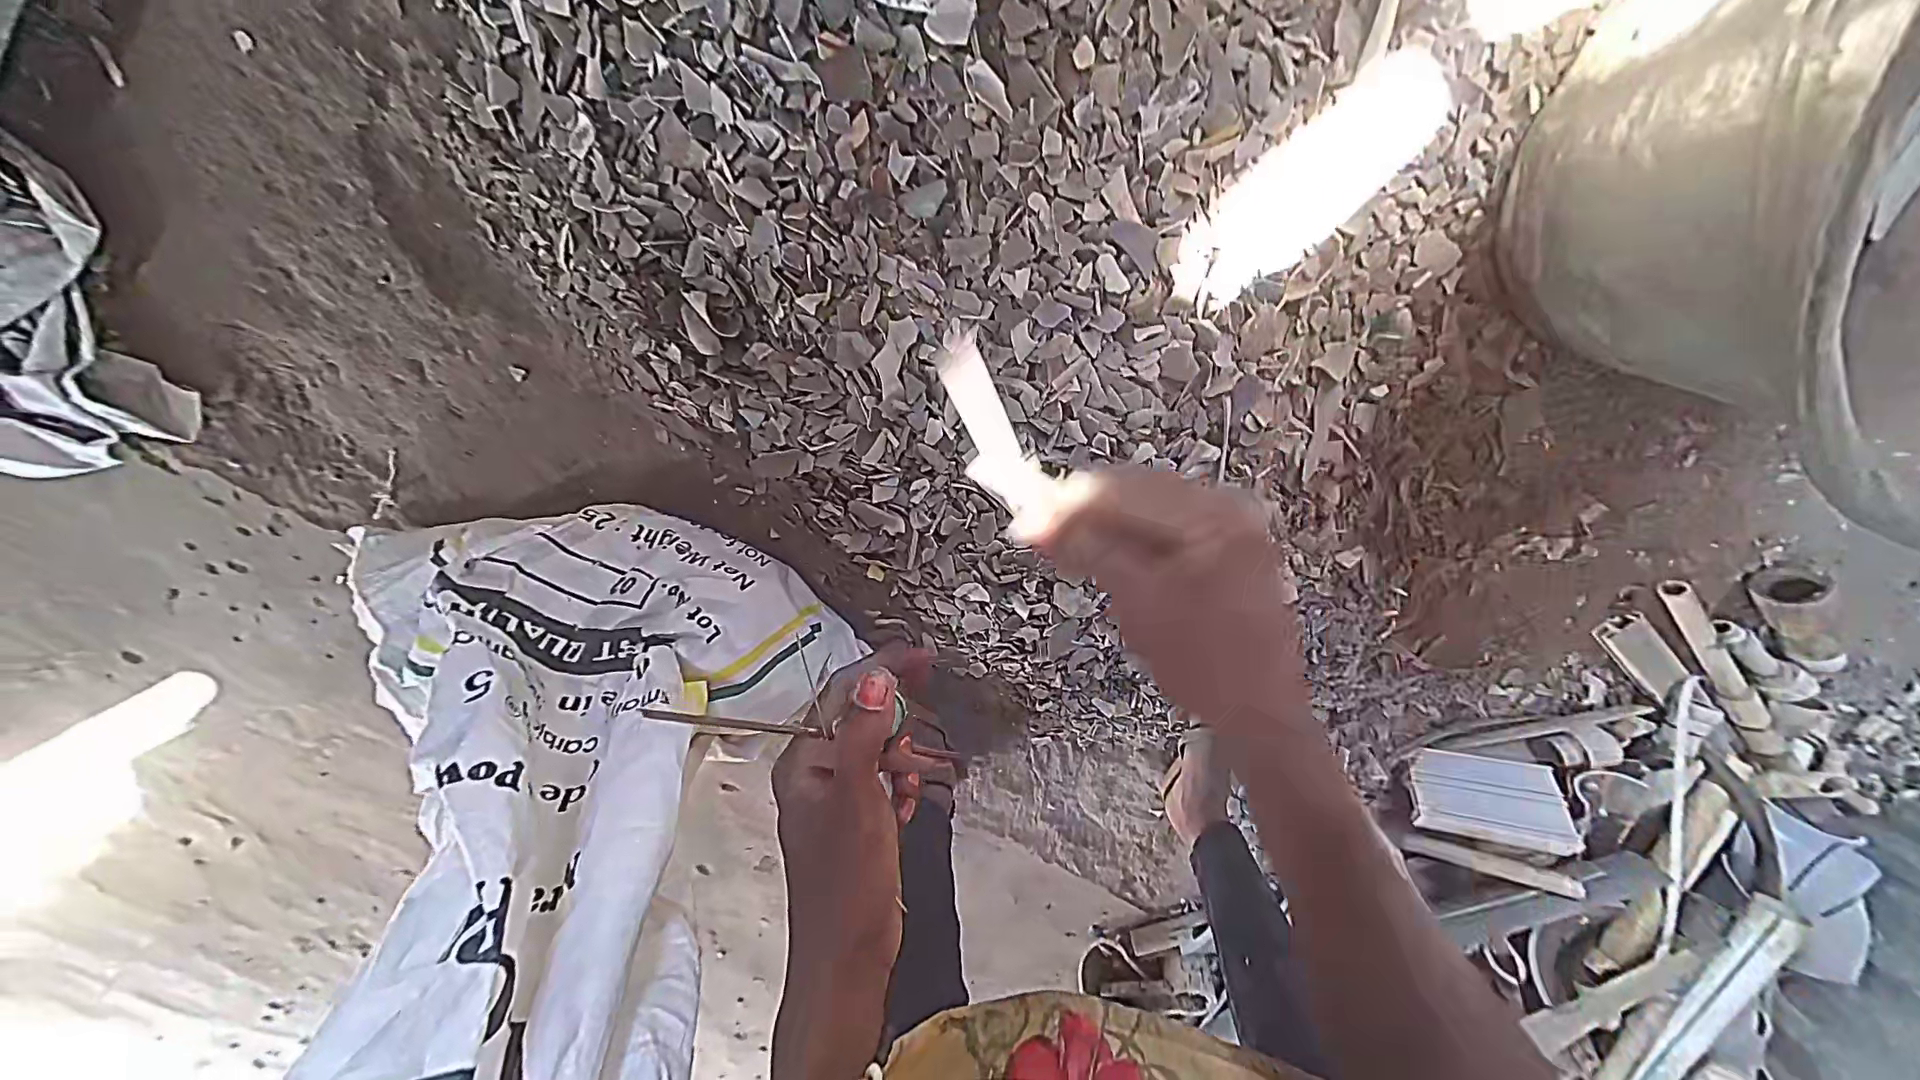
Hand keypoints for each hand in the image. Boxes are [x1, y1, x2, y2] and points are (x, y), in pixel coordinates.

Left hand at [771, 645, 939, 1079]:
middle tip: (929, 683)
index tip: (918, 654)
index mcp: (803, 760)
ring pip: (873, 748)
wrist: (848, 957)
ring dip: (900, 747)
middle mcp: (813, 772)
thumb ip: (862, 733)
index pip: (843, 695)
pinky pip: (880, 779)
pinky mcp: (854, 819)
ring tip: (918, 766)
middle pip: (858, 716)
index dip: (881, 667)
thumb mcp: (857, 797)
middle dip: (894, 706)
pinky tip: (909, 795)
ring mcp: (833, 797)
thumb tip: (875, 677)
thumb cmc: (847, 880)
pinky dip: (899, 778)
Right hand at [1032, 468, 1307, 735]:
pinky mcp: (1218, 541)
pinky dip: (1123, 533)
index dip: (1065, 504)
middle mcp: (1225, 507)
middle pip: (1133, 488)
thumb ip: (1090, 552)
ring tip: (1060, 541)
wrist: (1257, 709)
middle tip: (1034, 529)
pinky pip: (1158, 522)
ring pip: (1142, 503)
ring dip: (1098, 520)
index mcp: (1213, 518)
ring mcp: (1226, 522)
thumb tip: (1040, 522)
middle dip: (1079, 509)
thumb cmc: (1210, 667)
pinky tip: (1098, 548)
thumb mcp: (1139, 604)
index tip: (1026, 518)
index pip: (1123, 492)